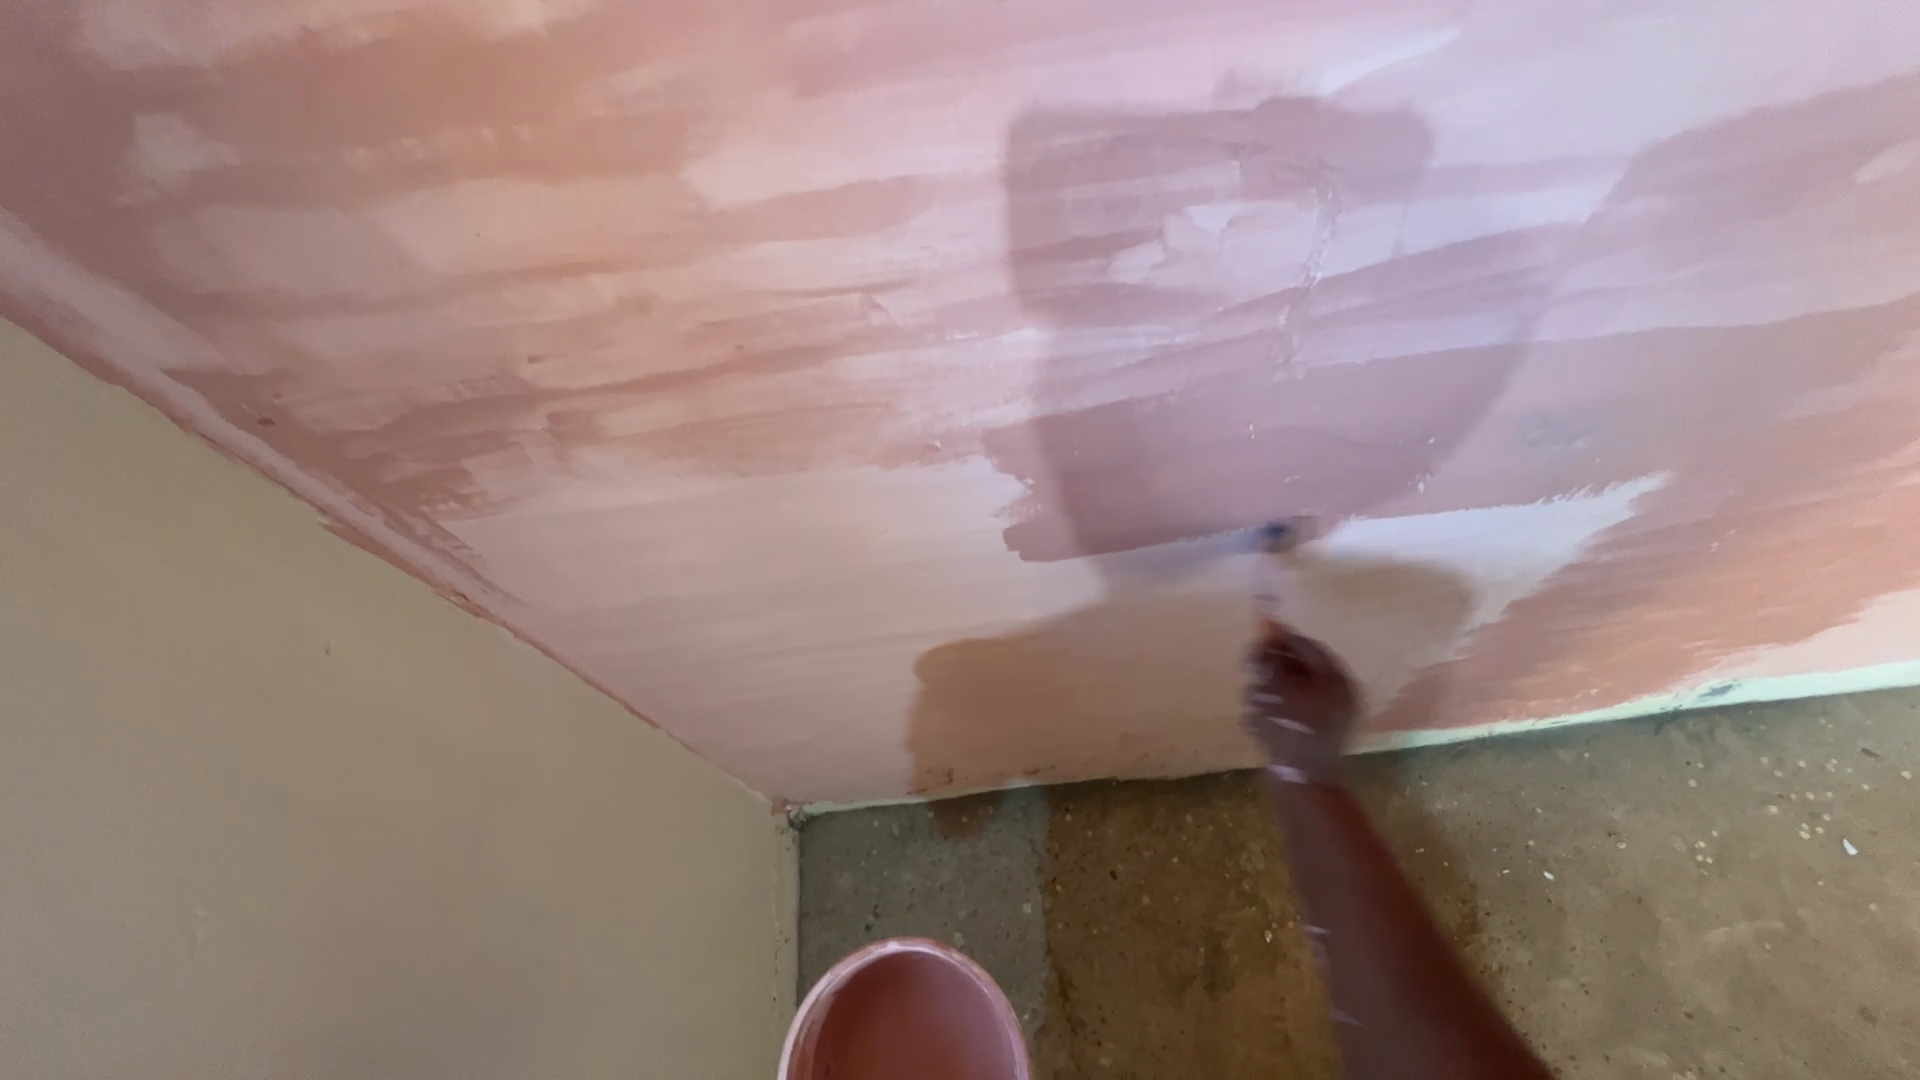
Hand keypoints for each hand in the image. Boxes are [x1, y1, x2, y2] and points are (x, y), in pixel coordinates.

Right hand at [1245, 622, 1359, 783]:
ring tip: (1253, 701)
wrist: (1302, 782)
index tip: (1259, 635)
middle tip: (1252, 671)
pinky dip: (1274, 713)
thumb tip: (1264, 639)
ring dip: (1268, 692)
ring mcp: (1328, 720)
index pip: (1309, 647)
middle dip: (1272, 669)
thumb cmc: (1291, 728)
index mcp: (1337, 680)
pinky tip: (1258, 723)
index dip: (1282, 638)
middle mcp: (1338, 697)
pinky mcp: (1314, 738)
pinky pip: (1291, 714)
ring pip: (1292, 692)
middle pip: (1300, 669)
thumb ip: (1267, 660)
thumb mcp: (1274, 687)